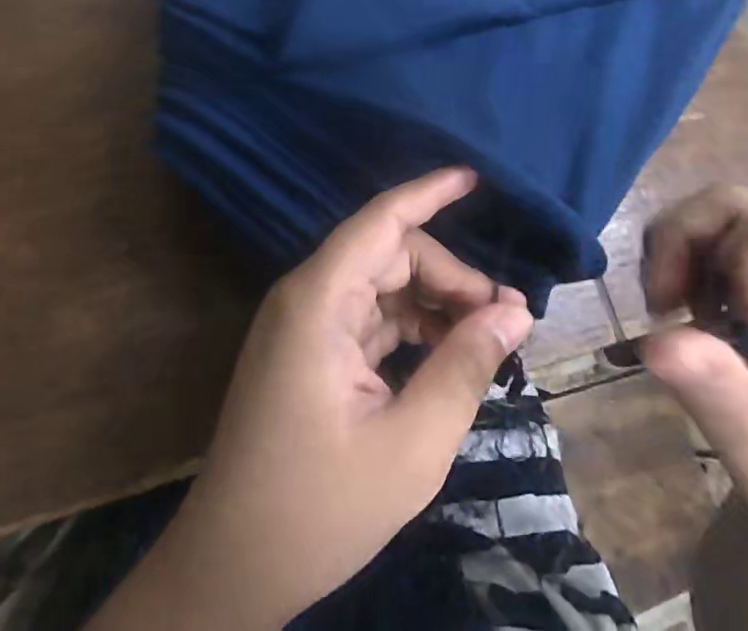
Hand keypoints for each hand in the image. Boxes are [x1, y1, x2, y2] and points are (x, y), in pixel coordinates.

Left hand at [92, 168, 533, 630]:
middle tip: (508, 319)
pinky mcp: (310, 354)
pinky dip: (412, 329)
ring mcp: (305, 327)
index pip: (380, 222)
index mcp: (319, 303)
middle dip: (451, 277)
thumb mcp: (411, 444)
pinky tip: (450, 355)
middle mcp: (307, 300)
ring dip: (436, 304)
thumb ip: (464, 367)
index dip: (429, 193)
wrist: (232, 569)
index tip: (476, 177)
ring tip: (489, 340)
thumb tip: (515, 313)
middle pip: (390, 256)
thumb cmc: (319, 509)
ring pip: (384, 287)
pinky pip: (371, 319)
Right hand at [640, 186, 747, 627]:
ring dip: (681, 245)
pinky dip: (676, 258)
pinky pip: (711, 240)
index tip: (730, 327)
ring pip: (729, 212)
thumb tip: (658, 340)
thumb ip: (736, 415)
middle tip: (667, 305)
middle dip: (700, 241)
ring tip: (666, 308)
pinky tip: (676, 311)